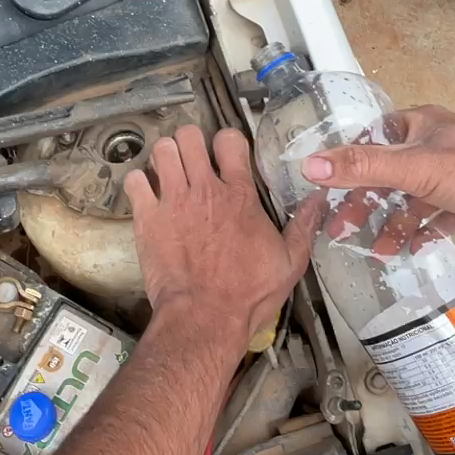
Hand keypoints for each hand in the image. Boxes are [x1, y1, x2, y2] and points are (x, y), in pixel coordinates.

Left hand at [124, 126, 319, 354]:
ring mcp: (172, 201)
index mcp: (239, 195)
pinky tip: (146, 192)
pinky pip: (135, 180)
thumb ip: (303, 226)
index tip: (225, 153)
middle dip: (190, 141)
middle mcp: (204, 189)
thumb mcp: (289, 262)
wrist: (204, 318)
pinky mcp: (147, 218)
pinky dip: (139, 182)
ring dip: (164, 156)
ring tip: (169, 170)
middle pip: (189, 136)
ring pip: (161, 150)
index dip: (226, 141)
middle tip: (192, 158)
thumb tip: (320, 199)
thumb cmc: (247, 293)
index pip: (229, 139)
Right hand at [299, 105, 454, 246]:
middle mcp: (436, 143)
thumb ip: (361, 167)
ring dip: (394, 221)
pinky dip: (423, 229)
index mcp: (420, 125)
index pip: (372, 140)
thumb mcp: (413, 169)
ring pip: (413, 196)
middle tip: (344, 230)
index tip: (327, 191)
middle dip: (367, 201)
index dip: (348, 164)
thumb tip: (308, 166)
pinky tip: (412, 248)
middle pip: (390, 172)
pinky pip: (439, 213)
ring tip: (379, 250)